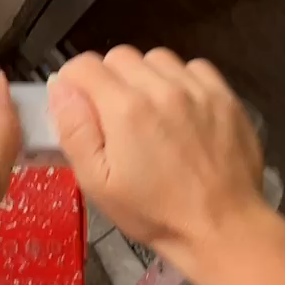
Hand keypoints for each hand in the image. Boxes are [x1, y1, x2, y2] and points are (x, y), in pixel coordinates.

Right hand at [51, 47, 282, 274]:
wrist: (222, 228)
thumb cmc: (153, 212)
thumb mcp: (97, 183)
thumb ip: (74, 131)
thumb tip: (60, 88)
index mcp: (125, 108)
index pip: (84, 65)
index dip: (72, 81)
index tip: (77, 104)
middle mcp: (161, 88)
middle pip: (119, 56)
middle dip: (106, 79)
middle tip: (112, 115)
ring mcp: (197, 89)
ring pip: (156, 58)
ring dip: (144, 77)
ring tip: (148, 111)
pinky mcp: (224, 96)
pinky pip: (192, 67)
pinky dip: (179, 80)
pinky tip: (180, 109)